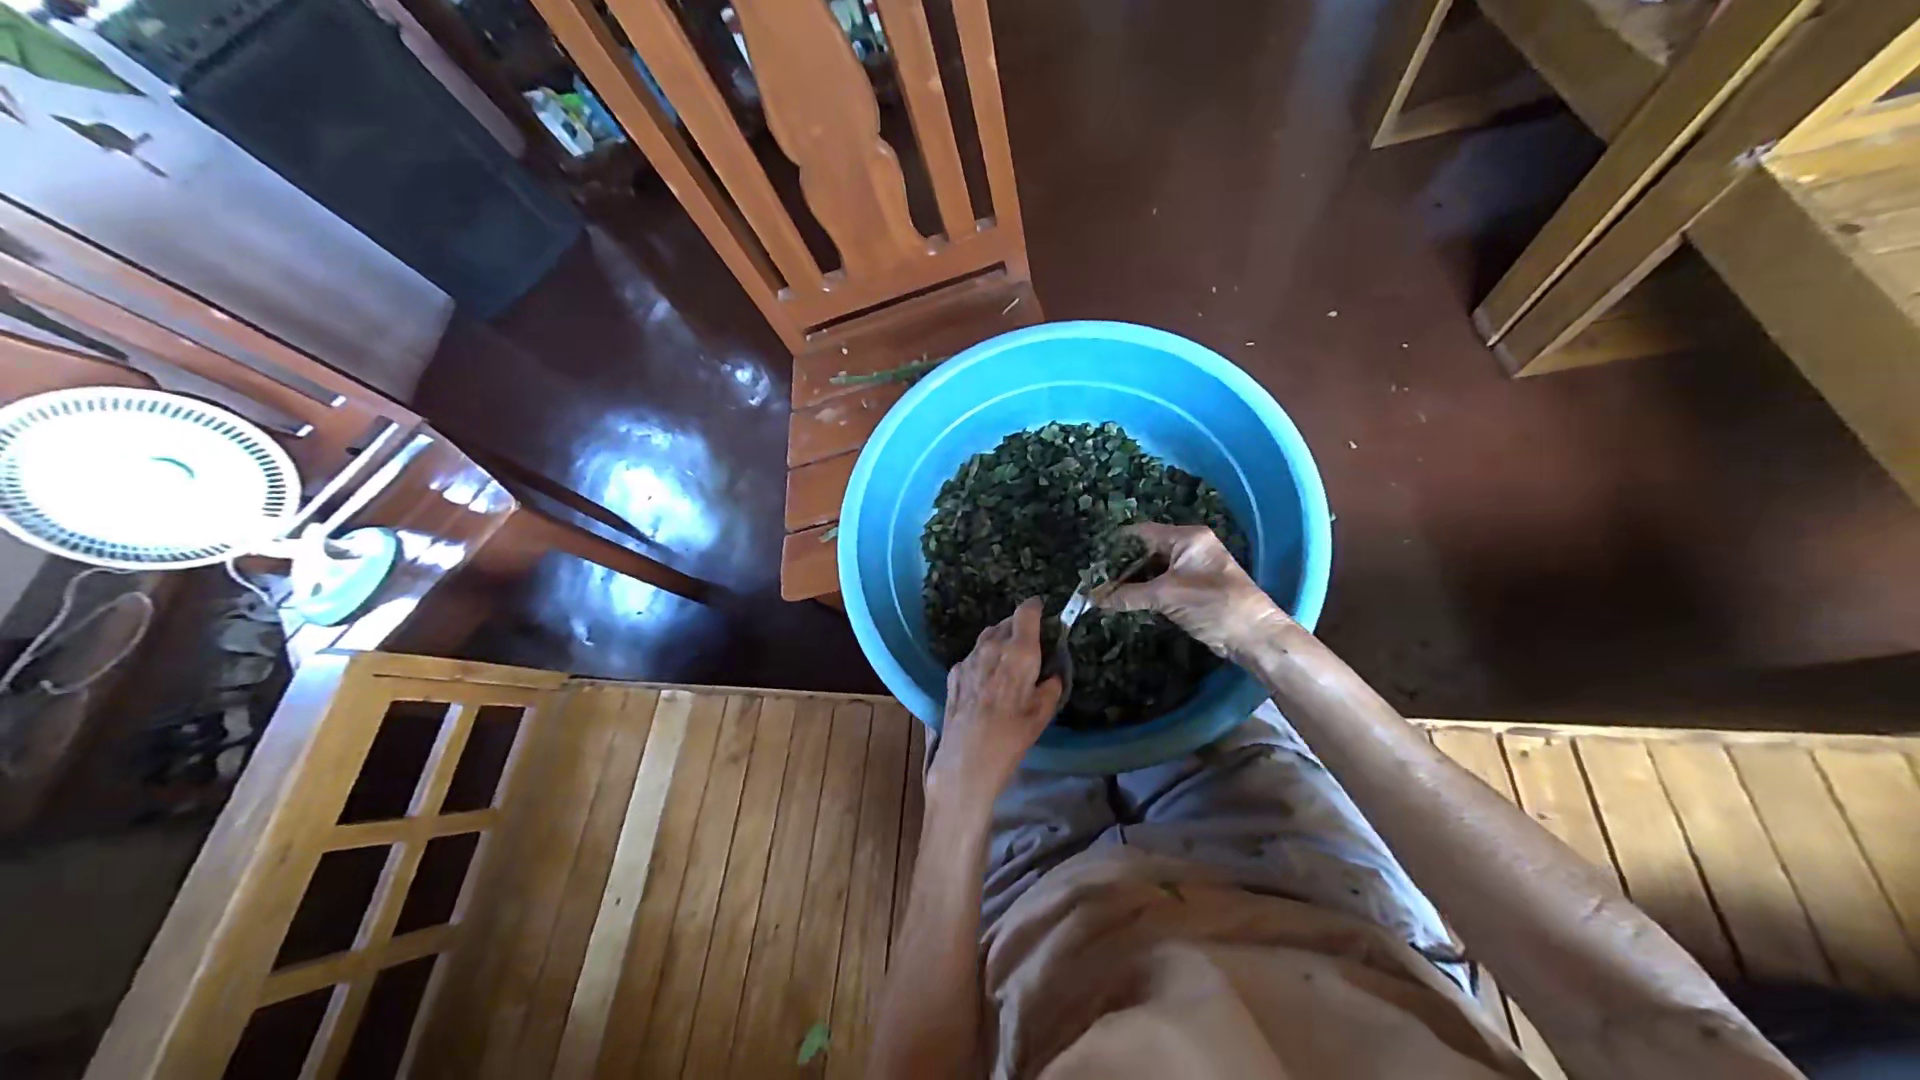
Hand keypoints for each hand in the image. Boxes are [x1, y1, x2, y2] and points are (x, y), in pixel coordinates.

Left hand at [931, 598, 1063, 806]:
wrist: (967, 757)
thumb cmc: (1013, 734)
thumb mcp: (1044, 711)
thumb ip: (1052, 685)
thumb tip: (1052, 674)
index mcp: (1019, 651)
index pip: (1026, 611)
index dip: (1036, 608)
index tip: (1043, 611)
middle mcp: (991, 646)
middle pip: (1006, 622)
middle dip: (1019, 627)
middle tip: (1030, 644)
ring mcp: (969, 658)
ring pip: (988, 637)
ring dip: (1000, 642)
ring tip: (1009, 661)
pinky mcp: (954, 672)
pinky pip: (974, 656)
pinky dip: (984, 659)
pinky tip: (988, 681)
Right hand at [1094, 523, 1294, 661]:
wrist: (1254, 636)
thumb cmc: (1213, 605)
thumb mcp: (1166, 596)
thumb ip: (1127, 595)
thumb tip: (1092, 598)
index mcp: (1187, 538)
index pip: (1142, 533)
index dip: (1115, 544)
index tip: (1091, 557)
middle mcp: (1189, 548)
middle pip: (1145, 551)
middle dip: (1120, 566)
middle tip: (1092, 577)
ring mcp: (1191, 569)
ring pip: (1152, 569)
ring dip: (1130, 581)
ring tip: (1101, 590)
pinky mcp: (1191, 589)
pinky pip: (1160, 584)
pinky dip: (1142, 592)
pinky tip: (1122, 600)